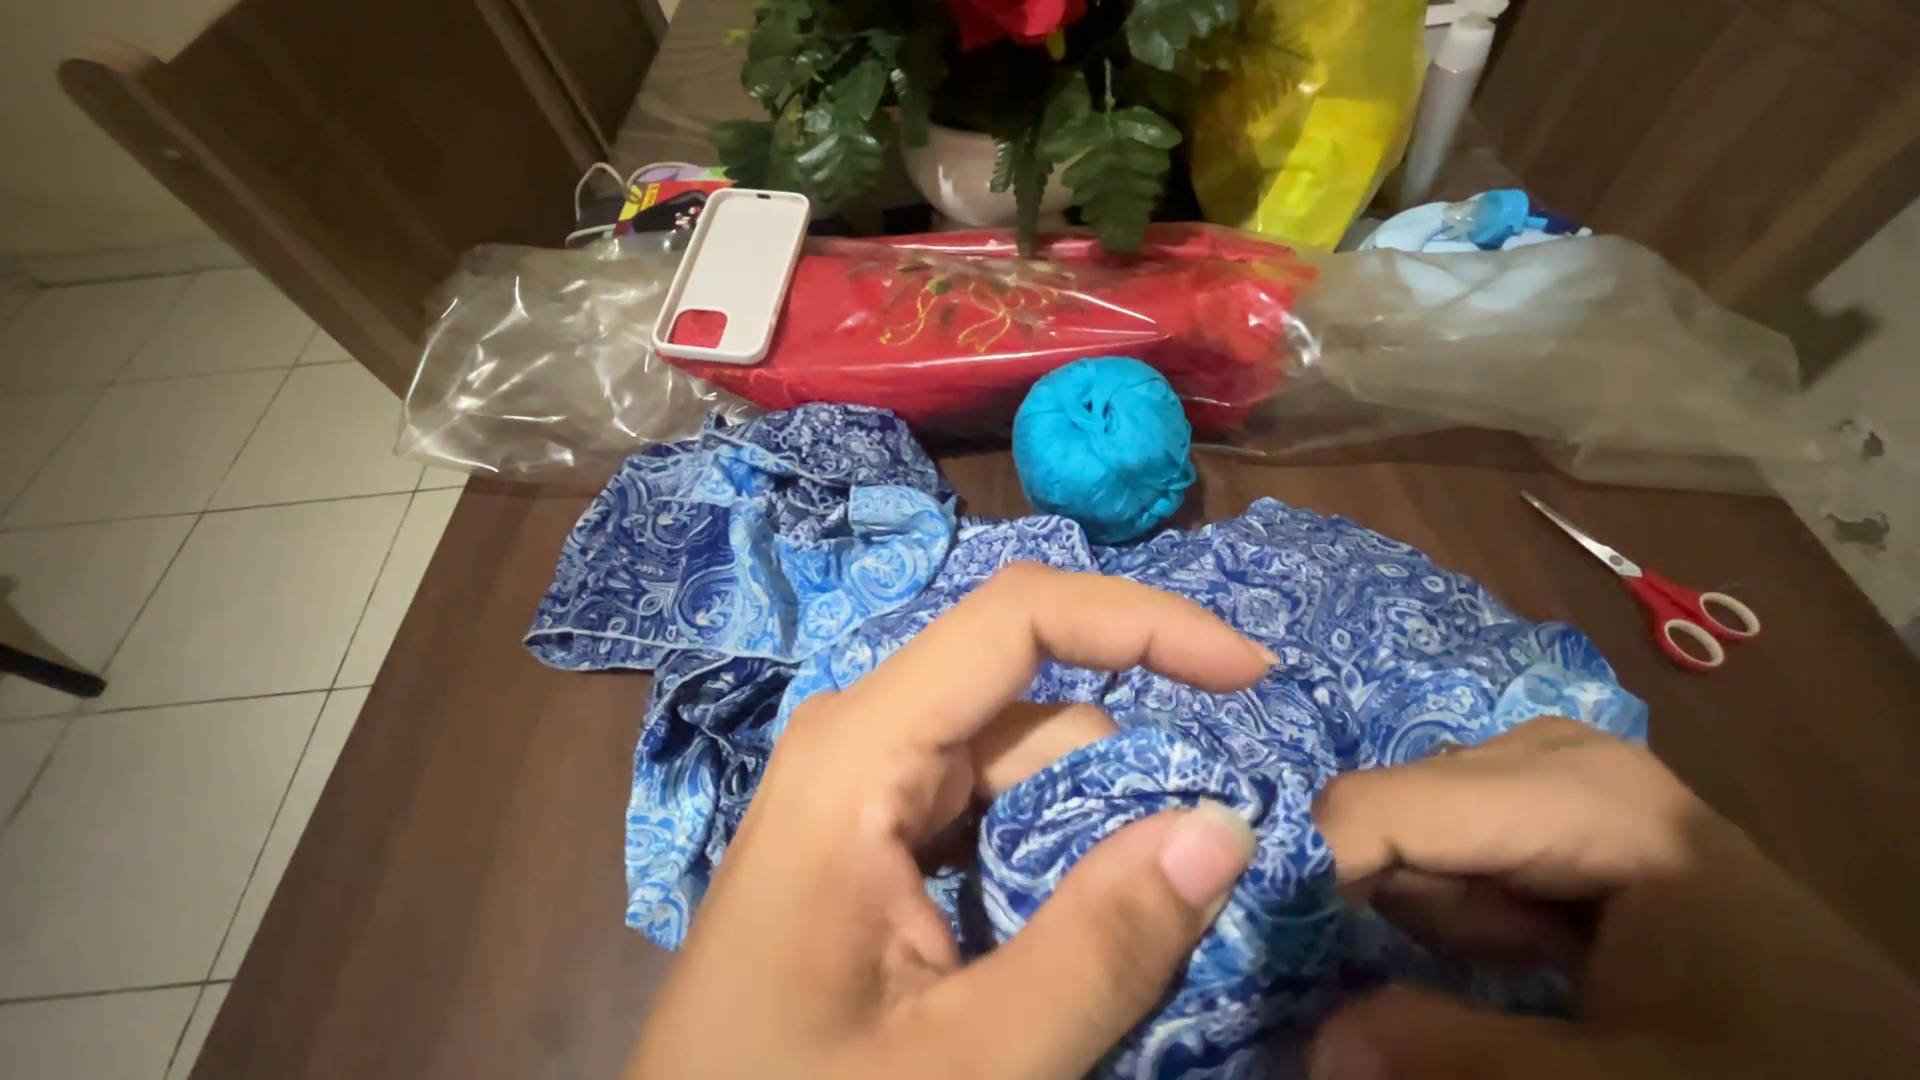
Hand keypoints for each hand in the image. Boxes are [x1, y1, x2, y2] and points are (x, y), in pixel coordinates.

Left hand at [628, 563, 1273, 1078]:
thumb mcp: (965, 1062)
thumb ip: (1100, 947)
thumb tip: (1222, 828)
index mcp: (863, 748)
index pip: (1016, 619)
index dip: (1140, 622)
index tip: (1249, 672)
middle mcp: (868, 736)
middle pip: (1032, 697)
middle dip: (1131, 763)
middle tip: (1205, 867)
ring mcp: (872, 782)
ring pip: (1024, 759)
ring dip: (1098, 827)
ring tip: (1132, 936)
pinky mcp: (881, 828)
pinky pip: (996, 808)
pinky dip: (1058, 853)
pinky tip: (1074, 931)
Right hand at [1310, 718, 1919, 1078]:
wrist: (1893, 1069)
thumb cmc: (1786, 1069)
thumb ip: (1459, 1058)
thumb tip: (1312, 1046)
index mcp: (1579, 794)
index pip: (1378, 808)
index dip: (1316, 883)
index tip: (1280, 957)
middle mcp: (1555, 755)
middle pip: (1390, 808)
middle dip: (1364, 898)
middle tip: (1371, 981)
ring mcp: (1557, 776)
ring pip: (1413, 827)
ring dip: (1407, 910)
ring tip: (1482, 973)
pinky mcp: (1558, 810)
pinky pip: (1453, 845)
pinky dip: (1444, 909)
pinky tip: (1506, 954)